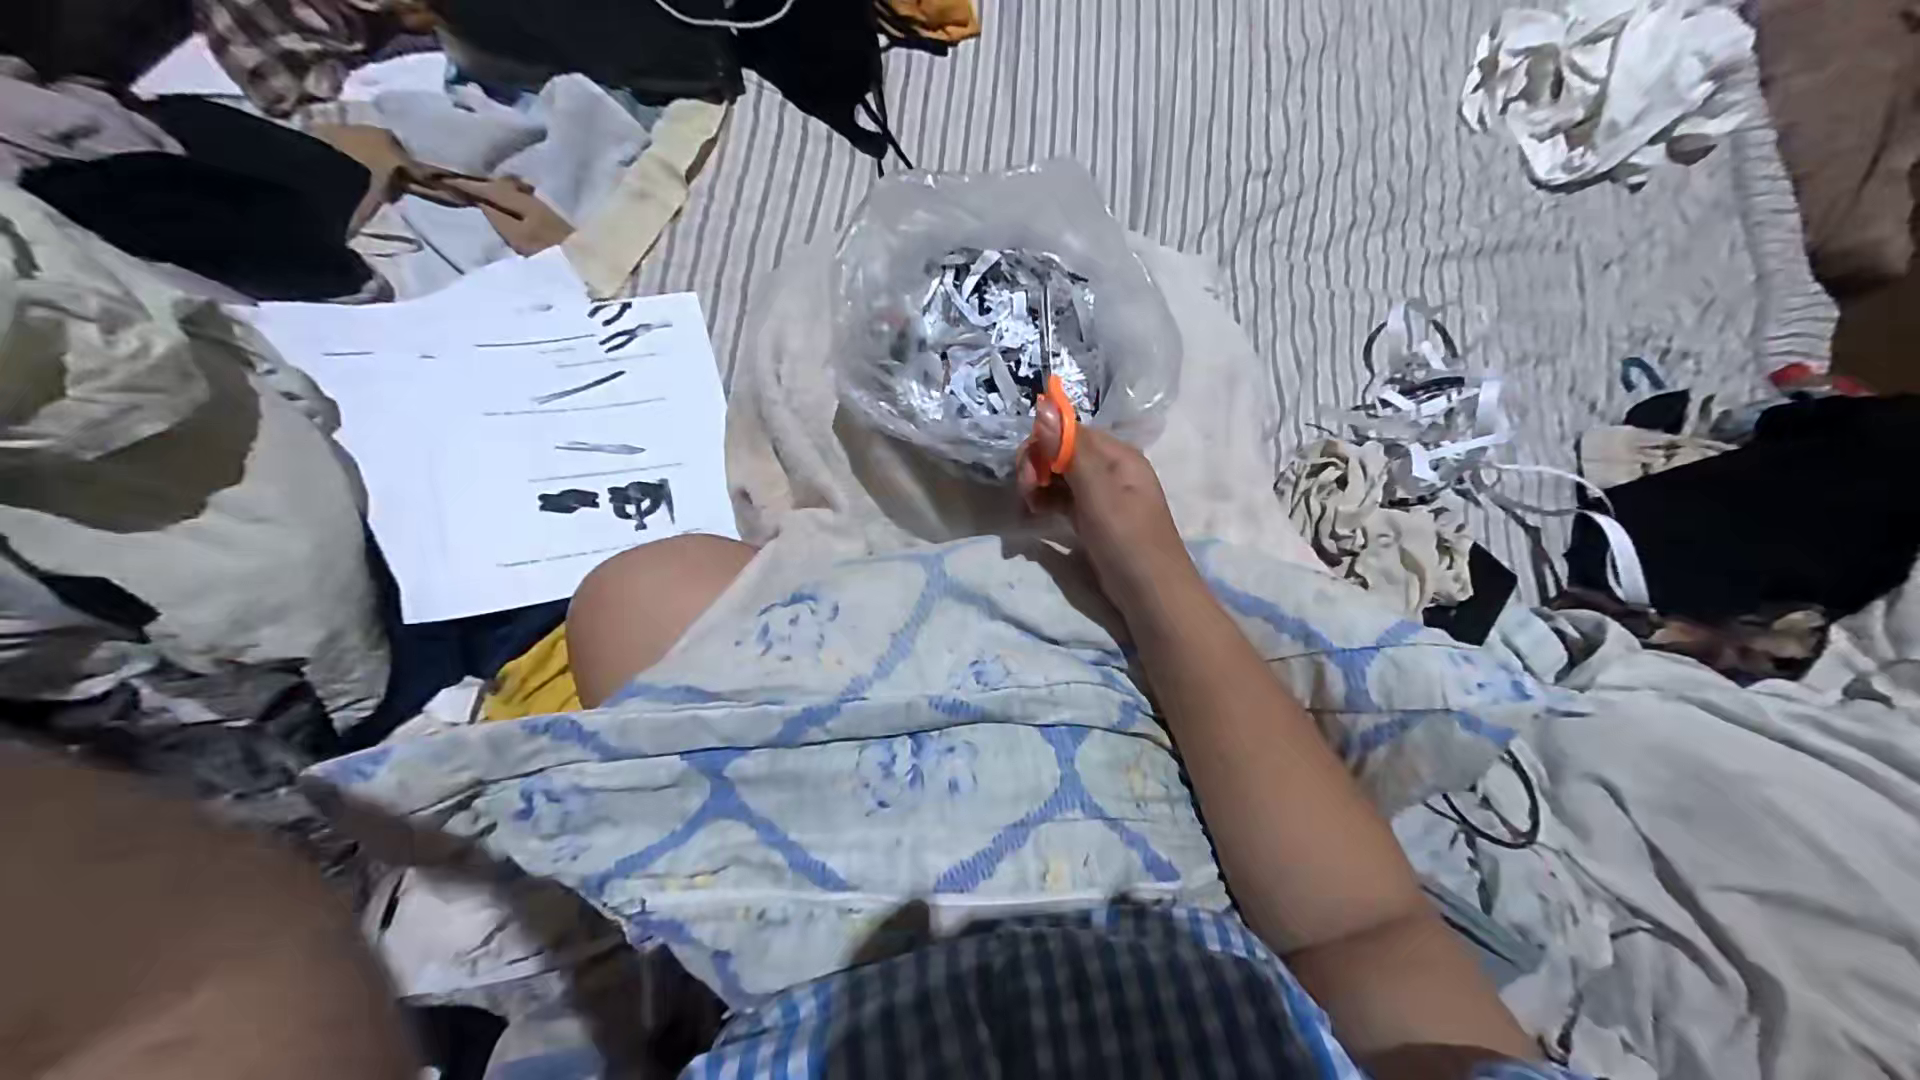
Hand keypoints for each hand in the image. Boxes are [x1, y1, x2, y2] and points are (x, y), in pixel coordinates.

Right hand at [1016, 398, 1193, 607]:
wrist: (1151, 594)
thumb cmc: (1128, 541)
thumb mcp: (1098, 494)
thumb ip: (1070, 451)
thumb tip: (1044, 406)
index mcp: (1117, 455)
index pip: (1069, 432)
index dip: (1042, 447)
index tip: (1027, 476)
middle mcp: (1110, 468)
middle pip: (1061, 451)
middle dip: (1037, 466)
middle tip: (1025, 495)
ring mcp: (1101, 494)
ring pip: (1059, 476)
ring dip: (1038, 485)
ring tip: (1029, 508)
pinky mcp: (1093, 518)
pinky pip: (1063, 498)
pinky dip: (1047, 502)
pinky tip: (1036, 514)